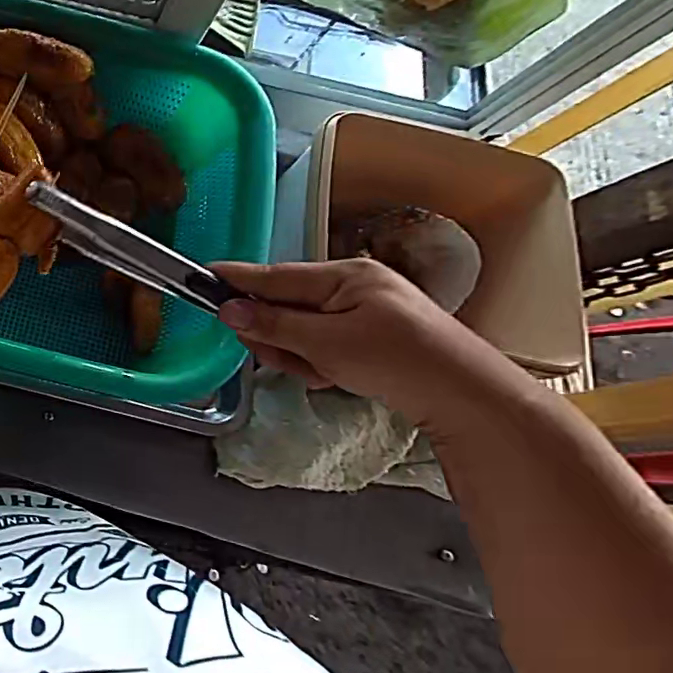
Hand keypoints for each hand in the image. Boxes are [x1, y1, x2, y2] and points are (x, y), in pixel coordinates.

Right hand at [211, 258, 534, 429]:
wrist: (467, 399)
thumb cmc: (399, 362)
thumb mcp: (327, 344)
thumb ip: (274, 324)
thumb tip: (229, 308)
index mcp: (344, 275)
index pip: (276, 276)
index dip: (239, 278)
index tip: (205, 274)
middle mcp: (351, 286)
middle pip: (286, 306)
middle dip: (279, 336)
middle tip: (286, 360)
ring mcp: (362, 311)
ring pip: (301, 329)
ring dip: (301, 355)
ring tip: (325, 373)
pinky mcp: (369, 336)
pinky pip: (323, 343)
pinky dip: (321, 362)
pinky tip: (339, 377)